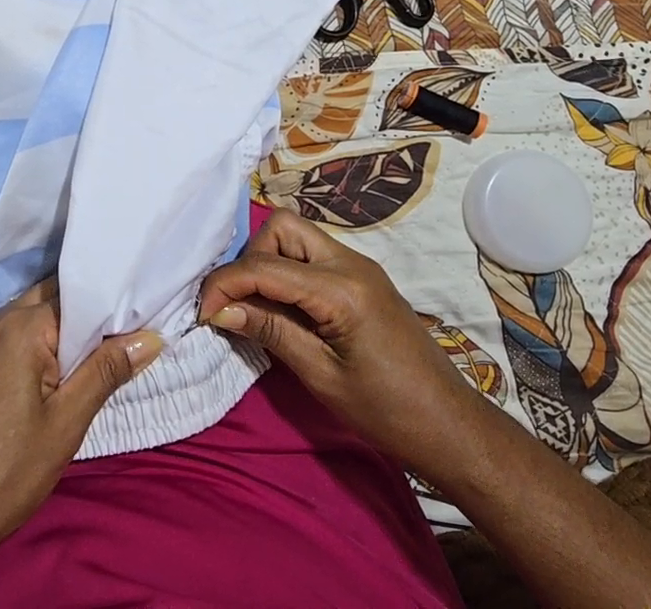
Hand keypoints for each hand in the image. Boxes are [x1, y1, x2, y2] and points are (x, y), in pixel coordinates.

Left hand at [0, 280, 162, 608]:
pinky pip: (12, 340)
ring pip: (32, 320)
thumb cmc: (3, 472)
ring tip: (105, 354)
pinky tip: (60, 374)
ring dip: (65, 333)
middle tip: (132, 333)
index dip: (114, 304)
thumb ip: (107, 371)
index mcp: (22, 326)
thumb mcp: (65, 422)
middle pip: (53, 300)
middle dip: (90, 314)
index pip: (79, 293)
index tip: (148, 315)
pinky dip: (40, 347)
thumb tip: (151, 336)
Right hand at [197, 209, 466, 468]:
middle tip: (239, 306)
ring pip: (298, 236)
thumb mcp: (320, 375)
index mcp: (342, 288)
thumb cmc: (385, 410)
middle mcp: (351, 263)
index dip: (225, 285)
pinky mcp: (363, 278)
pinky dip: (288, 271)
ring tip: (258, 309)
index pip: (265, 266)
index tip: (203, 315)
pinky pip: (314, 256)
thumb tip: (218, 311)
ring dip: (268, 262)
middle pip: (283, 227)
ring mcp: (360, 267)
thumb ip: (269, 331)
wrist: (447, 423)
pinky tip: (283, 309)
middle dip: (250, 259)